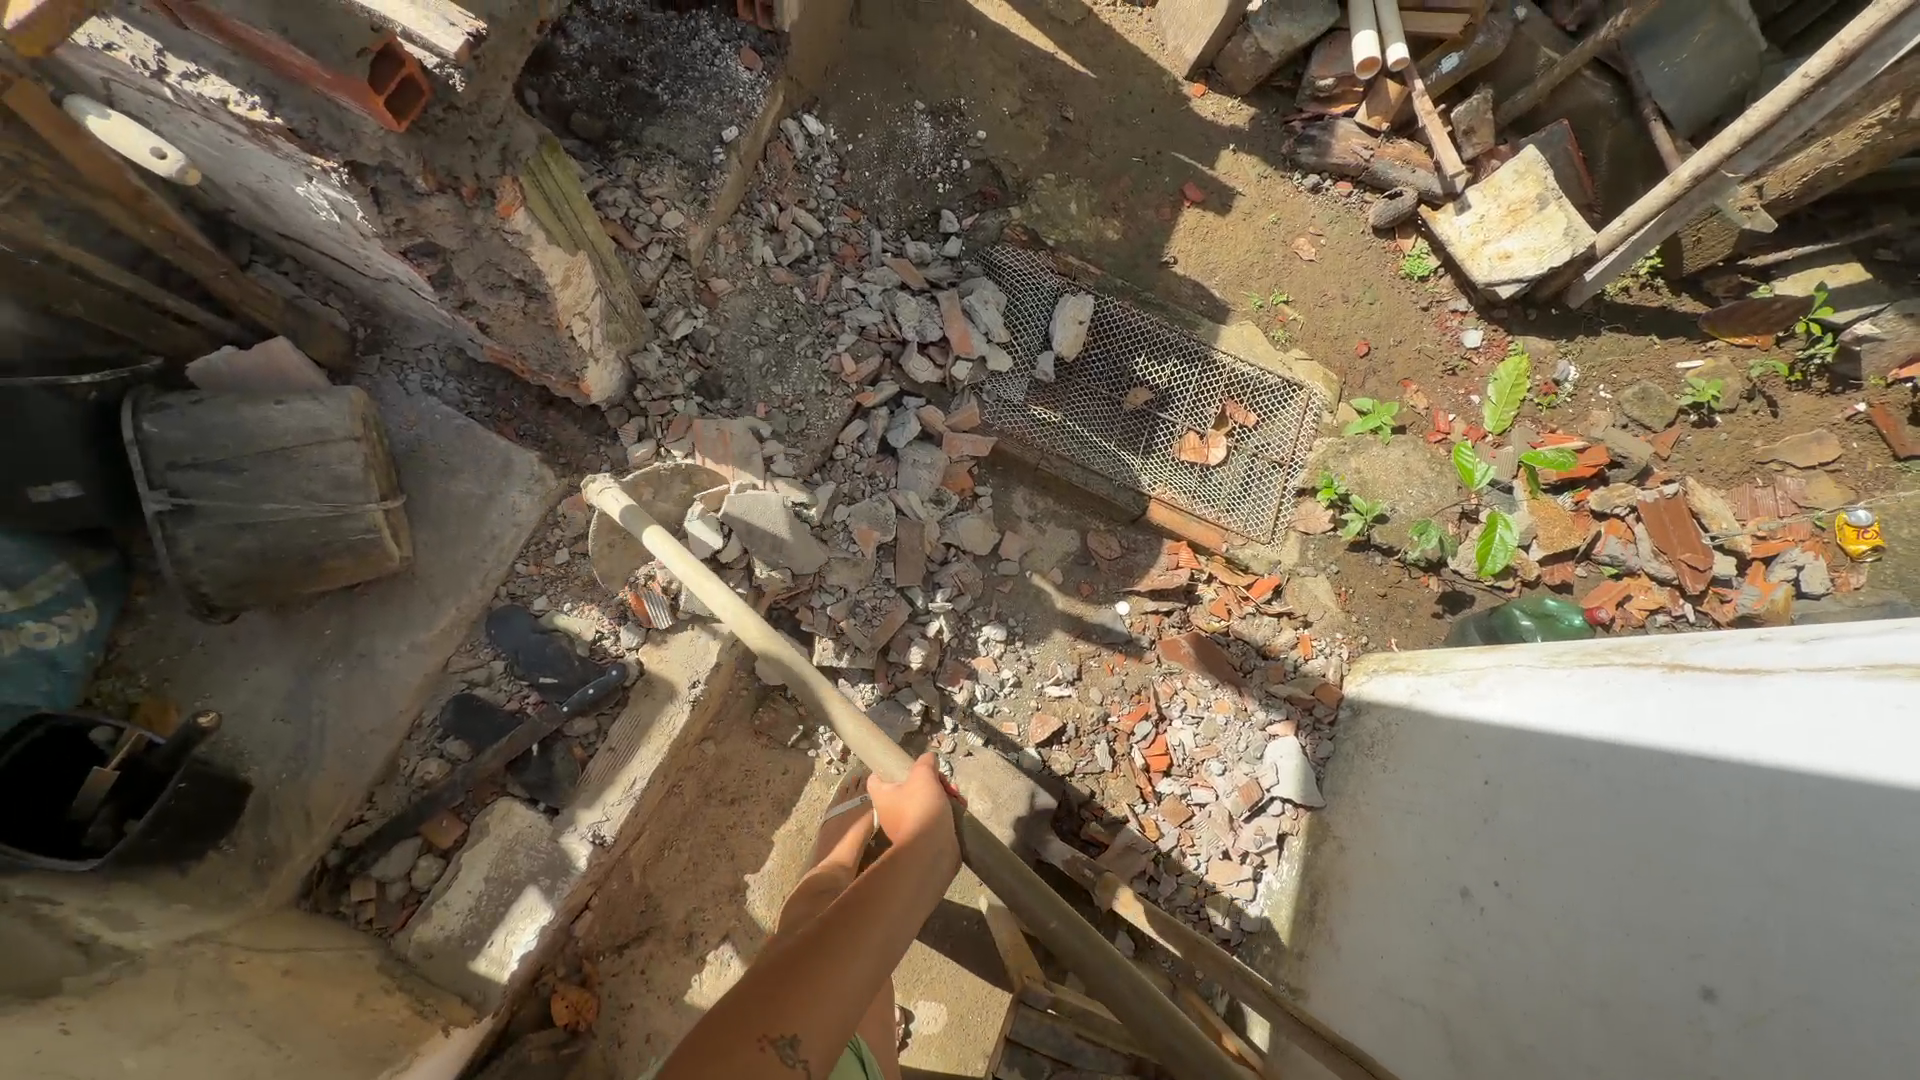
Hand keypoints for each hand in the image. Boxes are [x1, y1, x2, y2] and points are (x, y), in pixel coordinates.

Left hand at [867, 754, 959, 866]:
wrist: (932, 850)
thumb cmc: (921, 808)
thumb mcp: (923, 775)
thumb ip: (926, 761)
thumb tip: (929, 759)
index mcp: (882, 796)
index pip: (876, 777)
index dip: (889, 767)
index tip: (906, 764)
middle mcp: (890, 811)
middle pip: (908, 786)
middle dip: (930, 780)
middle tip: (942, 780)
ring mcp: (907, 824)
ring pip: (924, 799)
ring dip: (942, 793)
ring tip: (955, 794)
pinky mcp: (924, 835)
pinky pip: (933, 815)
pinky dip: (945, 809)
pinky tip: (959, 807)